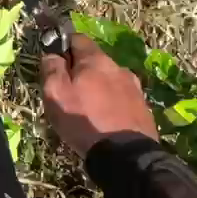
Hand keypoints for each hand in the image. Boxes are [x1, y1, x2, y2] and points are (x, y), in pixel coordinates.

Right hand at [40, 33, 159, 157]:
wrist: (127, 159)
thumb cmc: (84, 120)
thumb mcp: (55, 92)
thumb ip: (51, 67)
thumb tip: (53, 54)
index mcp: (97, 60)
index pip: (77, 38)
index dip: (63, 46)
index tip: (55, 62)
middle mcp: (120, 69)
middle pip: (94, 62)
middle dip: (81, 71)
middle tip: (69, 91)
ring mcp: (135, 90)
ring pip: (109, 81)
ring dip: (98, 88)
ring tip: (88, 109)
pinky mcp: (144, 111)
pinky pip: (121, 99)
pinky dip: (111, 104)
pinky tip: (104, 120)